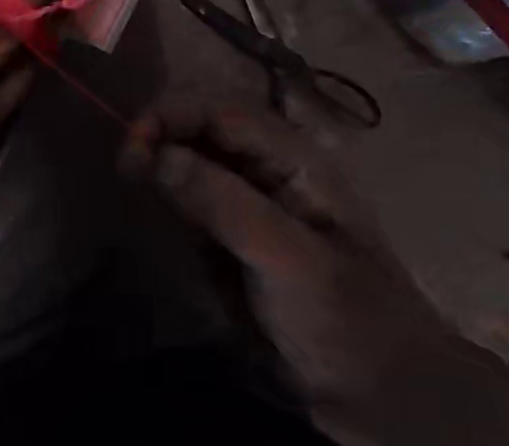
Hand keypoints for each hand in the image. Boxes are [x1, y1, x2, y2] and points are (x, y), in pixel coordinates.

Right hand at [140, 101, 508, 444]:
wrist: (382, 397)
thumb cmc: (348, 322)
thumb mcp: (290, 261)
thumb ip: (225, 203)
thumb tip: (156, 155)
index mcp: (294, 158)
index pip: (218, 111)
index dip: (170, 117)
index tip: (131, 147)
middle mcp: (268, 164)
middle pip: (199, 124)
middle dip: (157, 134)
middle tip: (126, 167)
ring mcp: (249, 192)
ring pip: (188, 151)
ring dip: (156, 158)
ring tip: (132, 182)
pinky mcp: (231, 222)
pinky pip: (187, 186)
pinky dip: (163, 185)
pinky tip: (151, 200)